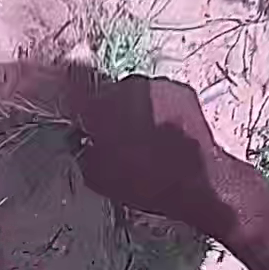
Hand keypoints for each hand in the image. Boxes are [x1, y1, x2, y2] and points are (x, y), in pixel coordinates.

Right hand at [63, 68, 234, 227]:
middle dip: (105, 111)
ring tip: (137, 138)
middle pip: (107, 92)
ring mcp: (158, 86)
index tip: (74, 116)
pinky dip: (155, 109)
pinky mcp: (182, 91)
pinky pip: (158, 96)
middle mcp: (129, 88)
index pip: (74, 90)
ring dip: (131, 109)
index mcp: (101, 106)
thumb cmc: (144, 181)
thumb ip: (81, 152)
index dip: (71, 103)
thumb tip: (79, 142)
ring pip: (134, 93)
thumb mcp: (97, 176)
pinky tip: (158, 134)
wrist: (196, 183)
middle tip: (108, 136)